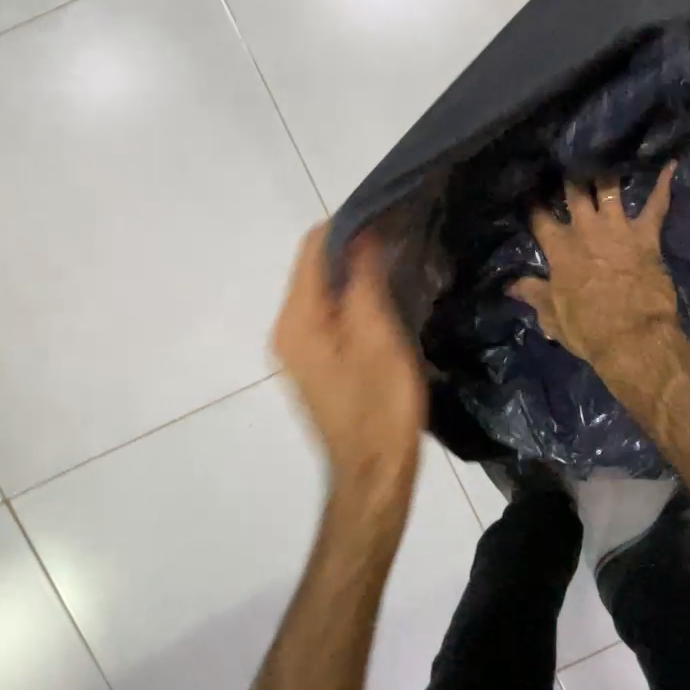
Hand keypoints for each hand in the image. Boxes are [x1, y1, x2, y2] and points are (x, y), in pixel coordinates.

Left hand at [272, 225, 425, 495]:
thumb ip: (365, 279)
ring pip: (324, 287)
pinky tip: (388, 295)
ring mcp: (299, 346)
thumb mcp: (379, 336)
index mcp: (296, 319)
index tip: (392, 212)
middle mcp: (287, 327)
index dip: (350, 222)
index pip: (314, 246)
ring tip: (401, 259)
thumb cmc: (381, 407)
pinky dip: (354, 295)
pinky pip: (330, 310)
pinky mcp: (315, 360)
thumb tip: (362, 231)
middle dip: (355, 244)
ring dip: (357, 269)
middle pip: (315, 264)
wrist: (374, 477)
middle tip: (402, 234)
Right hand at [511, 163, 679, 369]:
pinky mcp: (646, 235)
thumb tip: (510, 285)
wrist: (632, 338)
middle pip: (575, 192)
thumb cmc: (588, 329)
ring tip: (605, 151)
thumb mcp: (552, 315)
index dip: (533, 202)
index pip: (540, 218)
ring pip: (610, 188)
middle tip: (569, 155)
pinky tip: (671, 165)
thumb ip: (532, 294)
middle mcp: (586, 230)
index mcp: (560, 249)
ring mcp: (618, 228)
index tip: (529, 188)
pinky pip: (657, 205)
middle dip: (570, 174)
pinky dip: (664, 185)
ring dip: (606, 172)